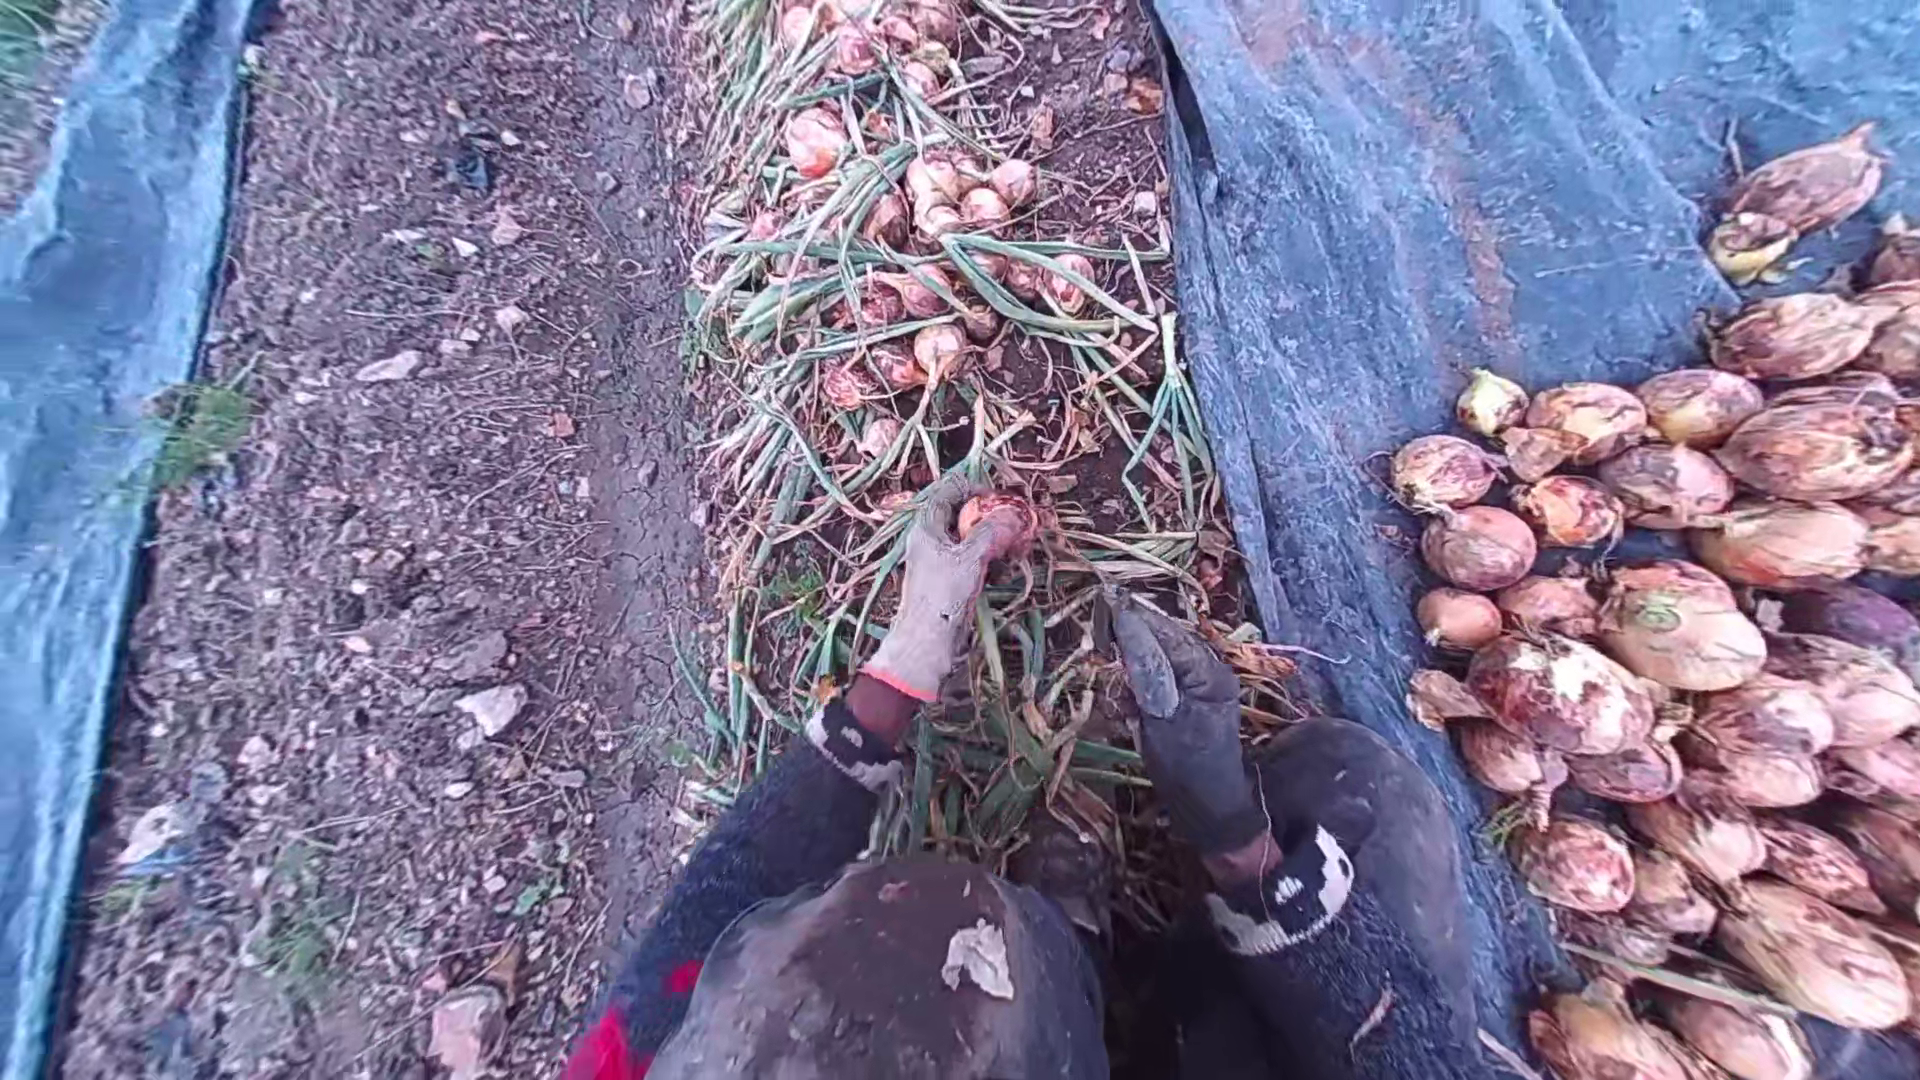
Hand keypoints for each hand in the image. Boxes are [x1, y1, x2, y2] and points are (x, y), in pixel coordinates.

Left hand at [862, 474, 1027, 701]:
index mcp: (926, 526)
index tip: (999, 499)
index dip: (976, 489)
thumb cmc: (942, 596)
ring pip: (971, 538)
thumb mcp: (970, 558)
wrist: (928, 641)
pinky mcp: (950, 579)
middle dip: (991, 518)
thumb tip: (1012, 514)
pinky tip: (1002, 571)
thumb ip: (992, 531)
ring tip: (1012, 550)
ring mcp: (940, 559)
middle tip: (1013, 525)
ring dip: (994, 541)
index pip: (950, 490)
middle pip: (964, 514)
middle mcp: (931, 539)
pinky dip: (990, 561)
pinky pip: (973, 560)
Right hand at [1106, 588, 1267, 856]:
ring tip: (1116, 675)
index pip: (1164, 631)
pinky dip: (1138, 678)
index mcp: (1208, 671)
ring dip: (1132, 659)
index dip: (1132, 617)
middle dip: (1129, 637)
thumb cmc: (1185, 767)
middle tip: (1101, 635)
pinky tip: (1128, 698)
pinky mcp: (1188, 694)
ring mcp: (1199, 681)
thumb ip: (1145, 668)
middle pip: (1161, 636)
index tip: (1102, 601)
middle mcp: (1208, 668)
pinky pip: (1158, 672)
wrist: (1206, 808)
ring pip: (1156, 653)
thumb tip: (1126, 624)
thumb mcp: (1160, 716)